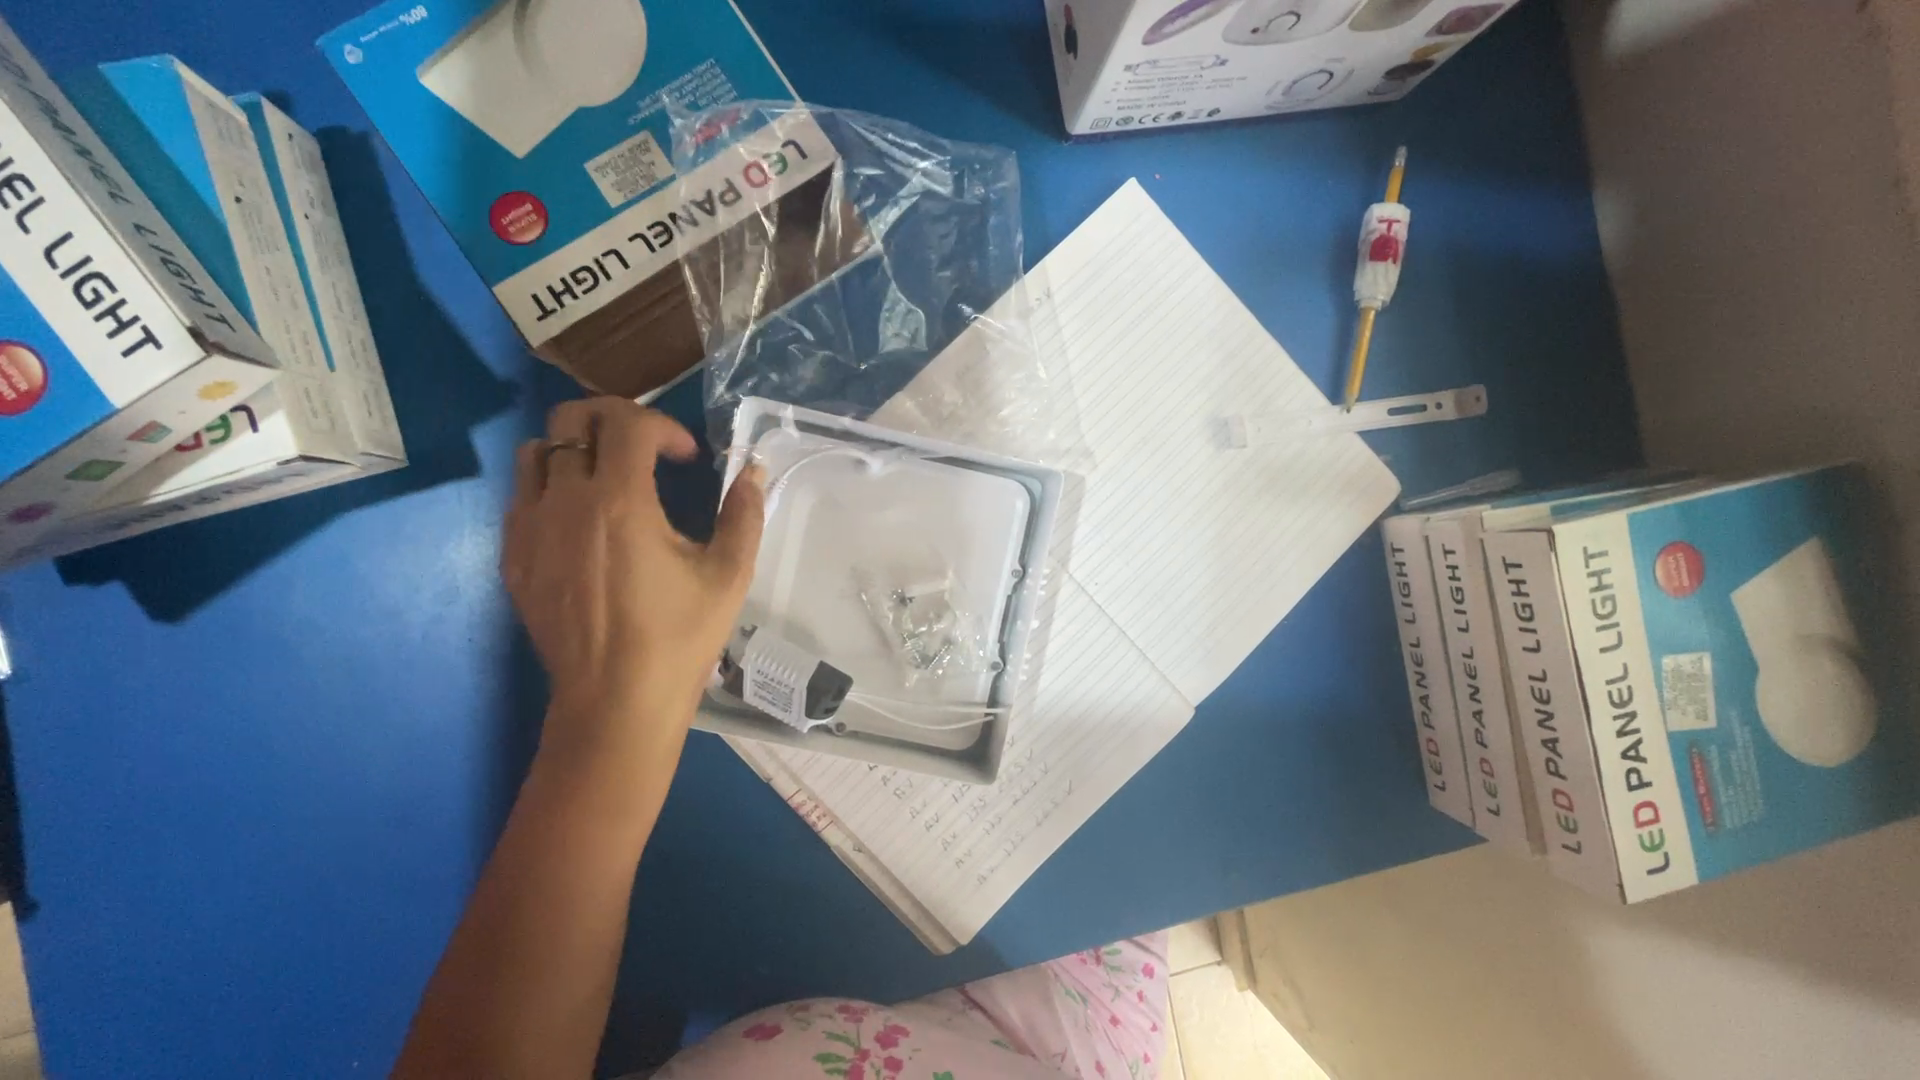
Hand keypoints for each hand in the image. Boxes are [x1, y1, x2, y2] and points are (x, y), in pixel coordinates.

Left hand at [502, 399, 764, 777]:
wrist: (615, 703)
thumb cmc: (679, 638)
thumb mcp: (728, 576)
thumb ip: (743, 514)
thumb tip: (753, 472)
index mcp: (621, 502)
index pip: (628, 423)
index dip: (664, 427)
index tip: (687, 459)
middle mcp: (566, 502)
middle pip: (571, 419)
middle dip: (614, 420)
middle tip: (645, 449)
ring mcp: (530, 530)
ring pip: (537, 452)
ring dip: (577, 449)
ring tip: (609, 479)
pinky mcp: (514, 558)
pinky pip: (521, 497)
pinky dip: (551, 488)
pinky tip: (582, 522)